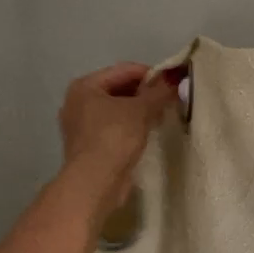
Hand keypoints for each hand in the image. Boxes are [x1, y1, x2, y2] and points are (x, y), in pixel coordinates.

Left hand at [58, 62, 176, 208]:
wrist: (95, 182)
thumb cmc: (114, 137)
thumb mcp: (141, 110)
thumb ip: (159, 91)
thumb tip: (176, 77)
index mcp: (85, 86)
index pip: (124, 70)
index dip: (151, 74)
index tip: (173, 83)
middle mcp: (78, 102)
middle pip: (119, 89)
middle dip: (145, 93)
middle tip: (169, 100)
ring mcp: (81, 125)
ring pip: (117, 110)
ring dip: (139, 111)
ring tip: (162, 116)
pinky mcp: (88, 145)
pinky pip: (114, 127)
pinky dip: (130, 127)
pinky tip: (147, 133)